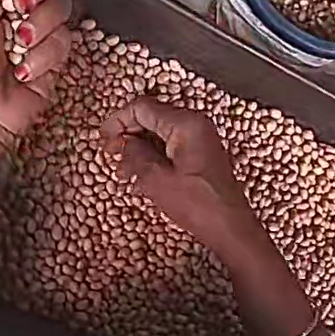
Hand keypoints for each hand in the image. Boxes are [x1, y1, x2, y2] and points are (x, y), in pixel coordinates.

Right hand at [101, 97, 265, 260]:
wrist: (230, 228)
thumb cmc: (197, 205)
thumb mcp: (156, 179)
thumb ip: (135, 154)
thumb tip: (124, 142)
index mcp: (185, 123)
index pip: (142, 107)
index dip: (117, 121)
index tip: (104, 141)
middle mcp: (194, 124)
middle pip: (151, 118)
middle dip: (128, 137)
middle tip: (112, 158)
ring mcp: (200, 140)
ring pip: (159, 135)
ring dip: (138, 151)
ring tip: (124, 175)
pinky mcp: (201, 156)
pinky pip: (170, 149)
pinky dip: (153, 159)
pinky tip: (141, 181)